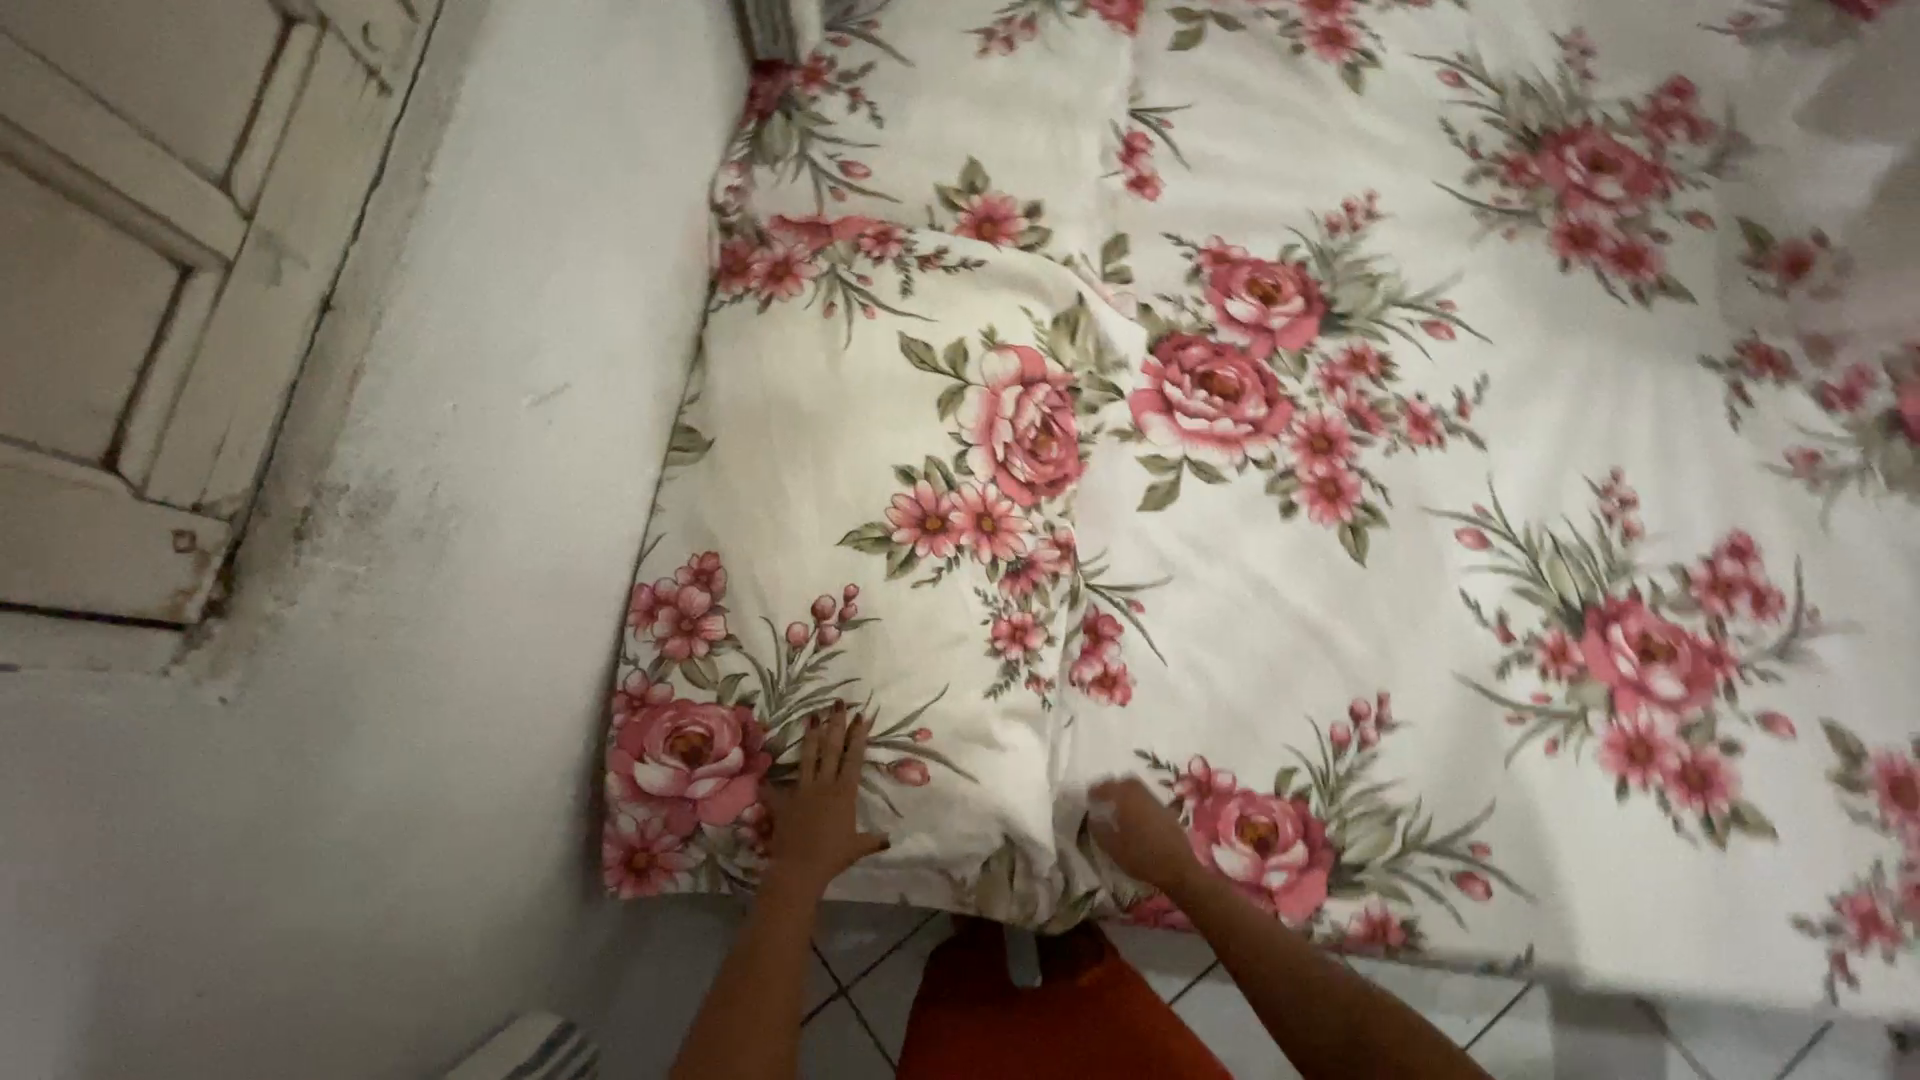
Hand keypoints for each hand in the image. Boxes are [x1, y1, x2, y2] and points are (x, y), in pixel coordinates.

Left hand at [764, 704, 889, 894]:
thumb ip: (873, 840)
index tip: (861, 715)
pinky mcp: (783, 802)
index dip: (858, 735)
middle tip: (837, 703)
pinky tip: (761, 768)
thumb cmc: (833, 856)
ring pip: (808, 757)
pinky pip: (774, 788)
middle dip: (836, 723)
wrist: (801, 868)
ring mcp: (802, 791)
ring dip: (811, 735)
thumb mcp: (858, 847)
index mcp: (845, 792)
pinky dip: (768, 780)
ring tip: (812, 715)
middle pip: (832, 749)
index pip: (854, 757)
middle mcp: (824, 785)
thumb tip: (889, 840)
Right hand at [1087, 776, 1202, 894]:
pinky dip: (1139, 802)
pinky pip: (1149, 800)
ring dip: (1127, 793)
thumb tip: (1093, 818)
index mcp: (1128, 802)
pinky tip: (1136, 817)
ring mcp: (1158, 804)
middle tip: (1105, 796)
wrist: (1179, 869)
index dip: (1097, 790)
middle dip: (1114, 786)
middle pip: (1128, 782)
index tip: (1090, 796)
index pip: (1109, 787)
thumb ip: (1100, 830)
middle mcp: (1144, 797)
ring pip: (1140, 789)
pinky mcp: (1168, 814)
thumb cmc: (1143, 859)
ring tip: (1119, 807)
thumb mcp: (1114, 849)